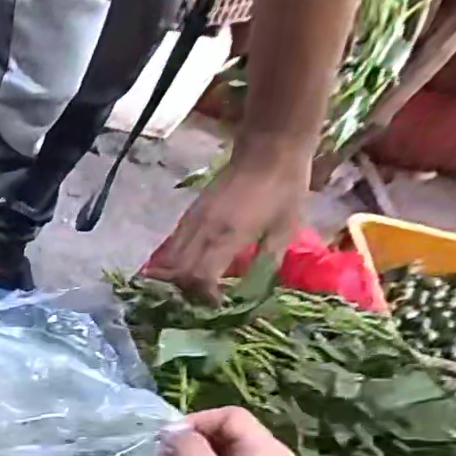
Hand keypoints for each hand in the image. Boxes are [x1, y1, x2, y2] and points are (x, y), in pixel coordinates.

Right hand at [144, 147, 309, 301]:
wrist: (269, 149)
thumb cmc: (284, 188)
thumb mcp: (286, 227)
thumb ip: (267, 260)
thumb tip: (255, 290)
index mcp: (228, 237)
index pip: (201, 277)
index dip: (204, 296)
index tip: (215, 305)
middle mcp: (202, 233)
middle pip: (178, 274)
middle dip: (185, 291)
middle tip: (199, 300)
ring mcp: (190, 224)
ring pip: (168, 262)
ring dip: (174, 279)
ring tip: (187, 289)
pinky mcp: (187, 217)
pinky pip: (171, 248)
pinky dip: (172, 264)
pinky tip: (183, 270)